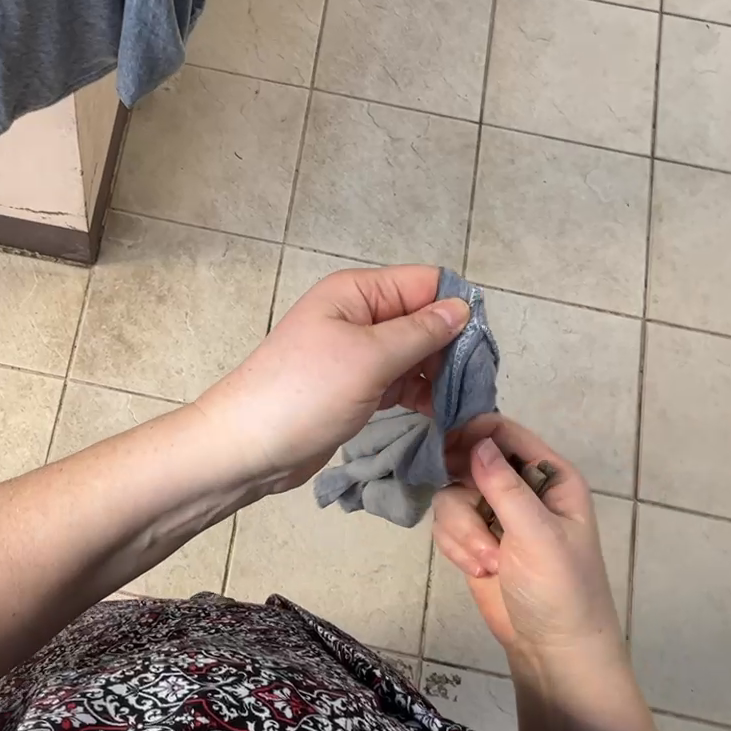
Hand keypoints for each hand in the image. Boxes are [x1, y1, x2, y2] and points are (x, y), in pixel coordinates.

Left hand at [193, 266, 470, 490]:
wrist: (249, 447)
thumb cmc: (305, 394)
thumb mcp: (368, 356)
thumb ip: (419, 331)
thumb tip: (462, 308)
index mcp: (356, 292)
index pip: (424, 283)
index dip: (456, 308)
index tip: (481, 348)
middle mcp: (357, 316)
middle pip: (424, 319)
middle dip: (453, 347)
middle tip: (479, 386)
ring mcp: (355, 355)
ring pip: (415, 354)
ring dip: (442, 375)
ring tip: (467, 405)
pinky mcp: (355, 389)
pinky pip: (400, 382)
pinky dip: (422, 395)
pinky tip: (443, 415)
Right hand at [431, 416, 625, 672]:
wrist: (550, 648)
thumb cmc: (561, 589)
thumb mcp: (538, 535)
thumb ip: (505, 487)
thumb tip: (476, 441)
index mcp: (549, 477)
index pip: (504, 433)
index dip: (473, 435)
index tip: (448, 455)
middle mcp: (520, 488)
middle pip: (467, 462)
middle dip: (465, 497)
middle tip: (468, 517)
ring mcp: (494, 513)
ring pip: (451, 496)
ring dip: (462, 531)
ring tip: (486, 562)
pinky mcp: (473, 537)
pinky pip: (445, 523)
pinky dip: (454, 546)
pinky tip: (477, 569)